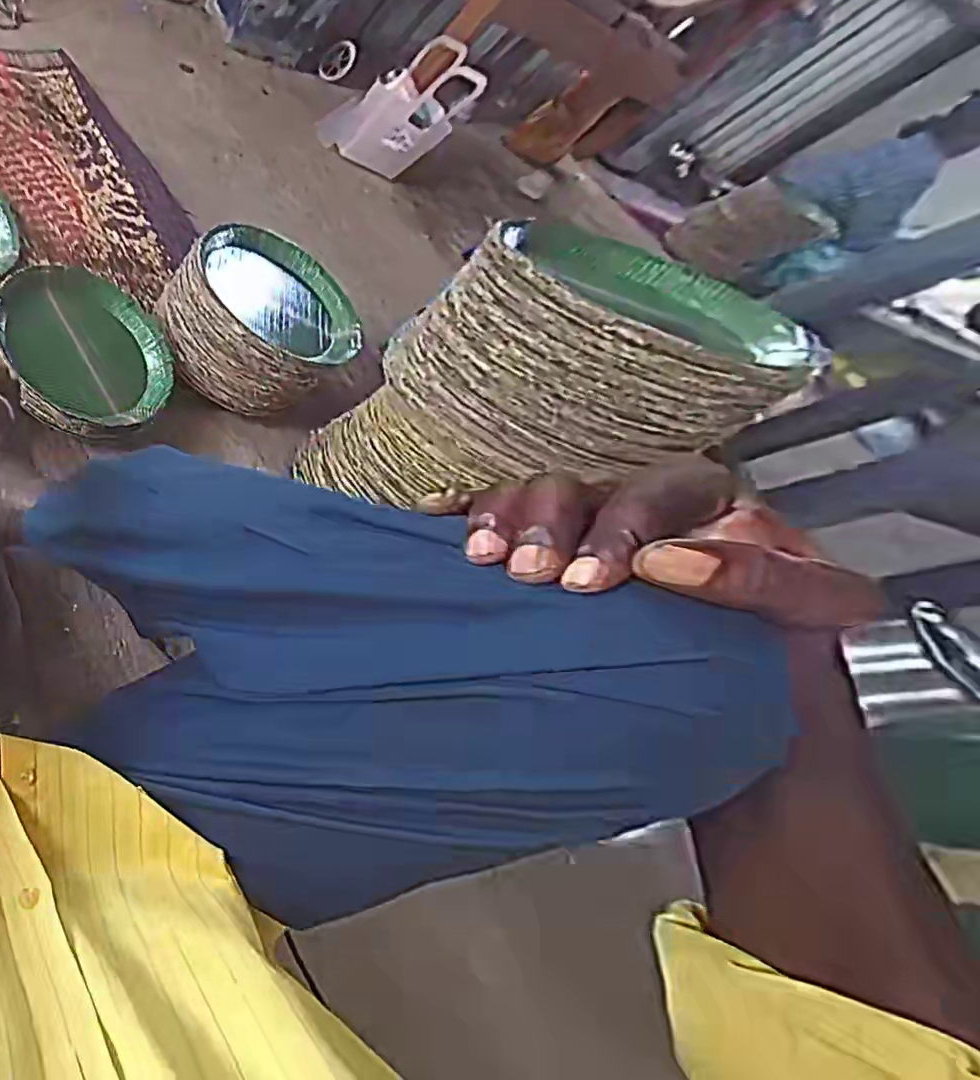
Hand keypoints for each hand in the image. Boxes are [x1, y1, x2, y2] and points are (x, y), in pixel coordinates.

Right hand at [421, 456, 882, 628]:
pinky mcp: (521, 546)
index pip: (653, 489)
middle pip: (572, 487)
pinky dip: (456, 511)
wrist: (735, 699)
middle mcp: (622, 504)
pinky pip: (481, 512)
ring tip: (483, 559)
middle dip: (546, 528)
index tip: (592, 580)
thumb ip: (762, 580)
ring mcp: (565, 525)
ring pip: (520, 494)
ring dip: (497, 522)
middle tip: (531, 575)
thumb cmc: (771, 652)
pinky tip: (435, 513)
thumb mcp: (811, 613)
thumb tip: (666, 562)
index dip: (617, 528)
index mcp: (699, 505)